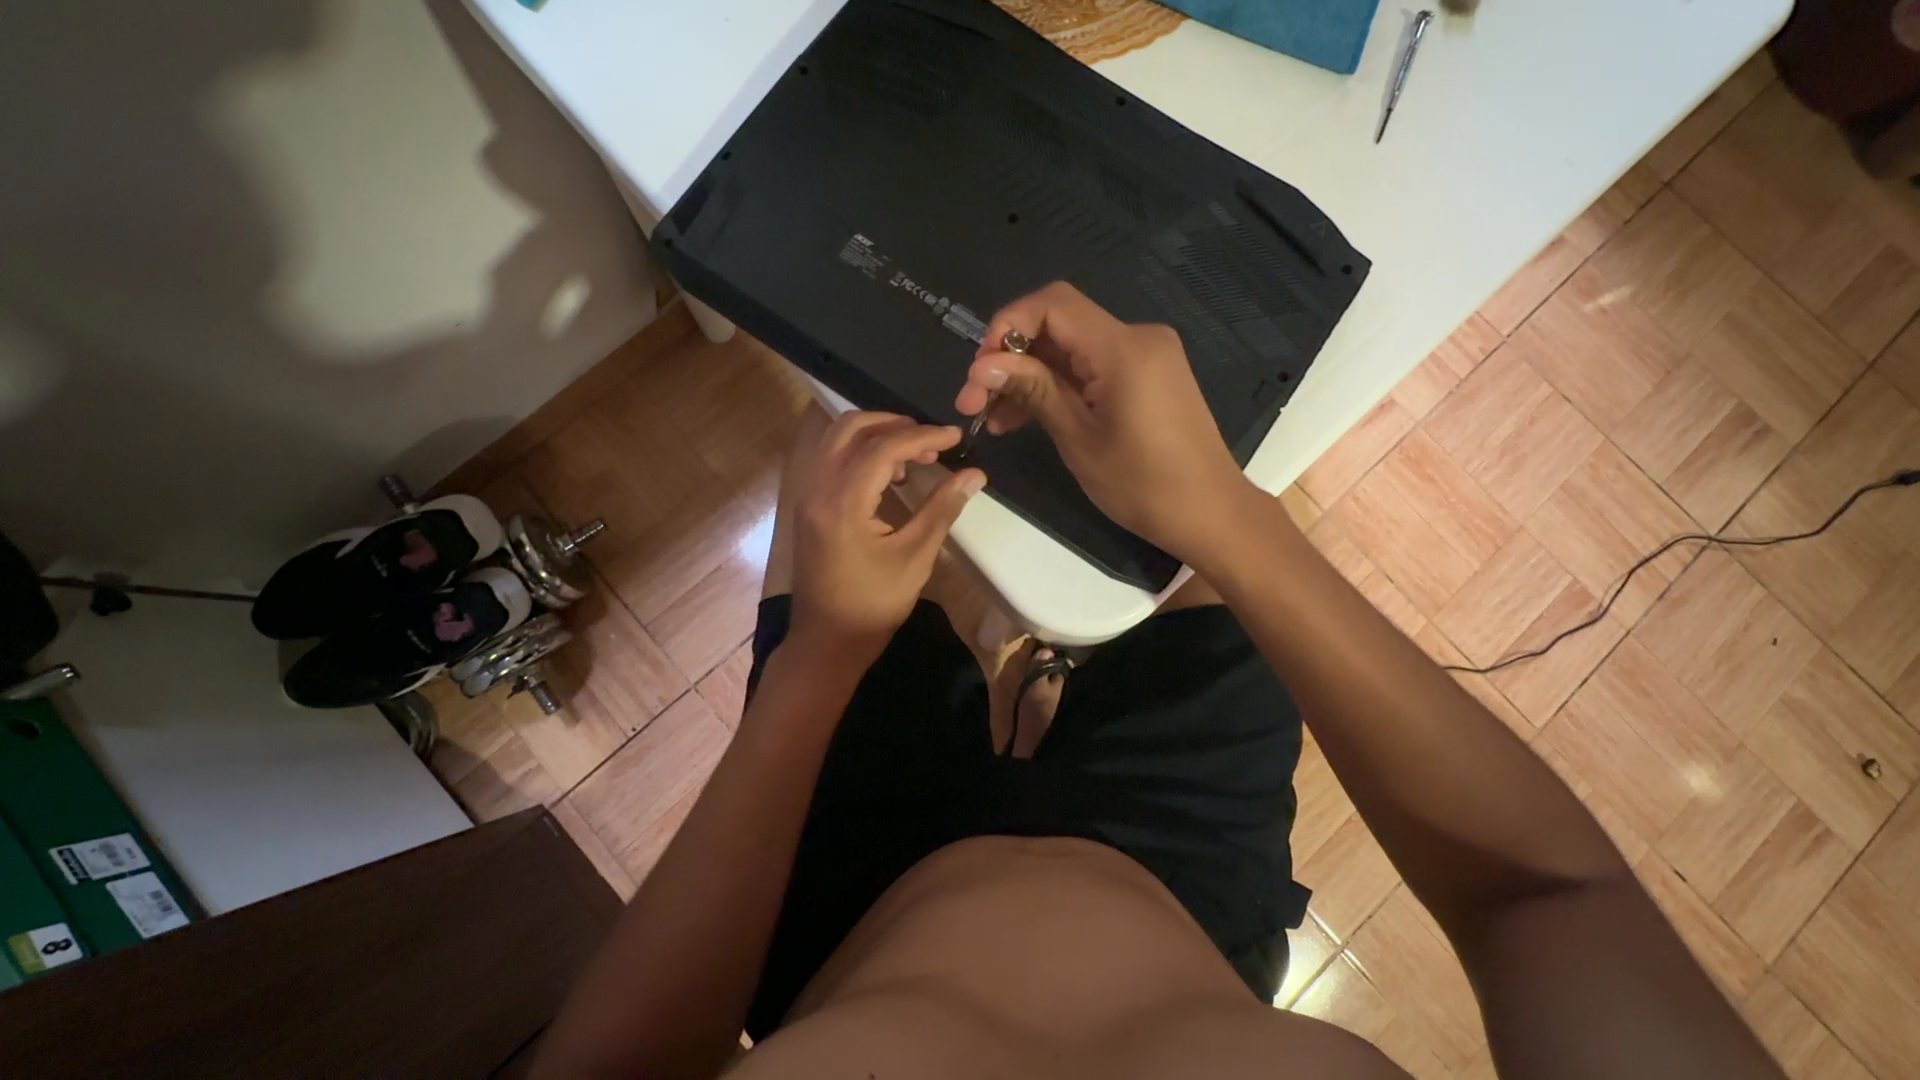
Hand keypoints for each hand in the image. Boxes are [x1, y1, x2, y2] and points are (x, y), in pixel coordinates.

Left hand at [788, 412, 985, 662]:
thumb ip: (942, 508)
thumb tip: (975, 473)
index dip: (923, 436)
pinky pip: (831, 459)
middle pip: (851, 428)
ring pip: (837, 440)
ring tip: (914, 456)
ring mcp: (807, 495)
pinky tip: (891, 476)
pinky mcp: (807, 505)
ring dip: (876, 436)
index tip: (956, 437)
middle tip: (932, 441)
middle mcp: (817, 489)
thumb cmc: (874, 604)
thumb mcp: (915, 557)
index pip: (884, 447)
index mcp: (842, 502)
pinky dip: (860, 453)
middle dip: (894, 424)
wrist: (827, 641)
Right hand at [954, 282, 1259, 563]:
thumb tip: (983, 365)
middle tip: (975, 402)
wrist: (1209, 512)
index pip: (1051, 305)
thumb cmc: (1142, 484)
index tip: (979, 371)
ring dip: (1030, 376)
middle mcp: (1137, 337)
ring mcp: (1146, 355)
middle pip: (1058, 324)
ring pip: (1070, 348)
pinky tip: (1026, 419)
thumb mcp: (1078, 438)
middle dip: (1011, 357)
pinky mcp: (1147, 375)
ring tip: (993, 420)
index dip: (1006, 326)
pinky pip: (1092, 366)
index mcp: (1123, 348)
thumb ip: (1032, 391)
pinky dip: (1059, 386)